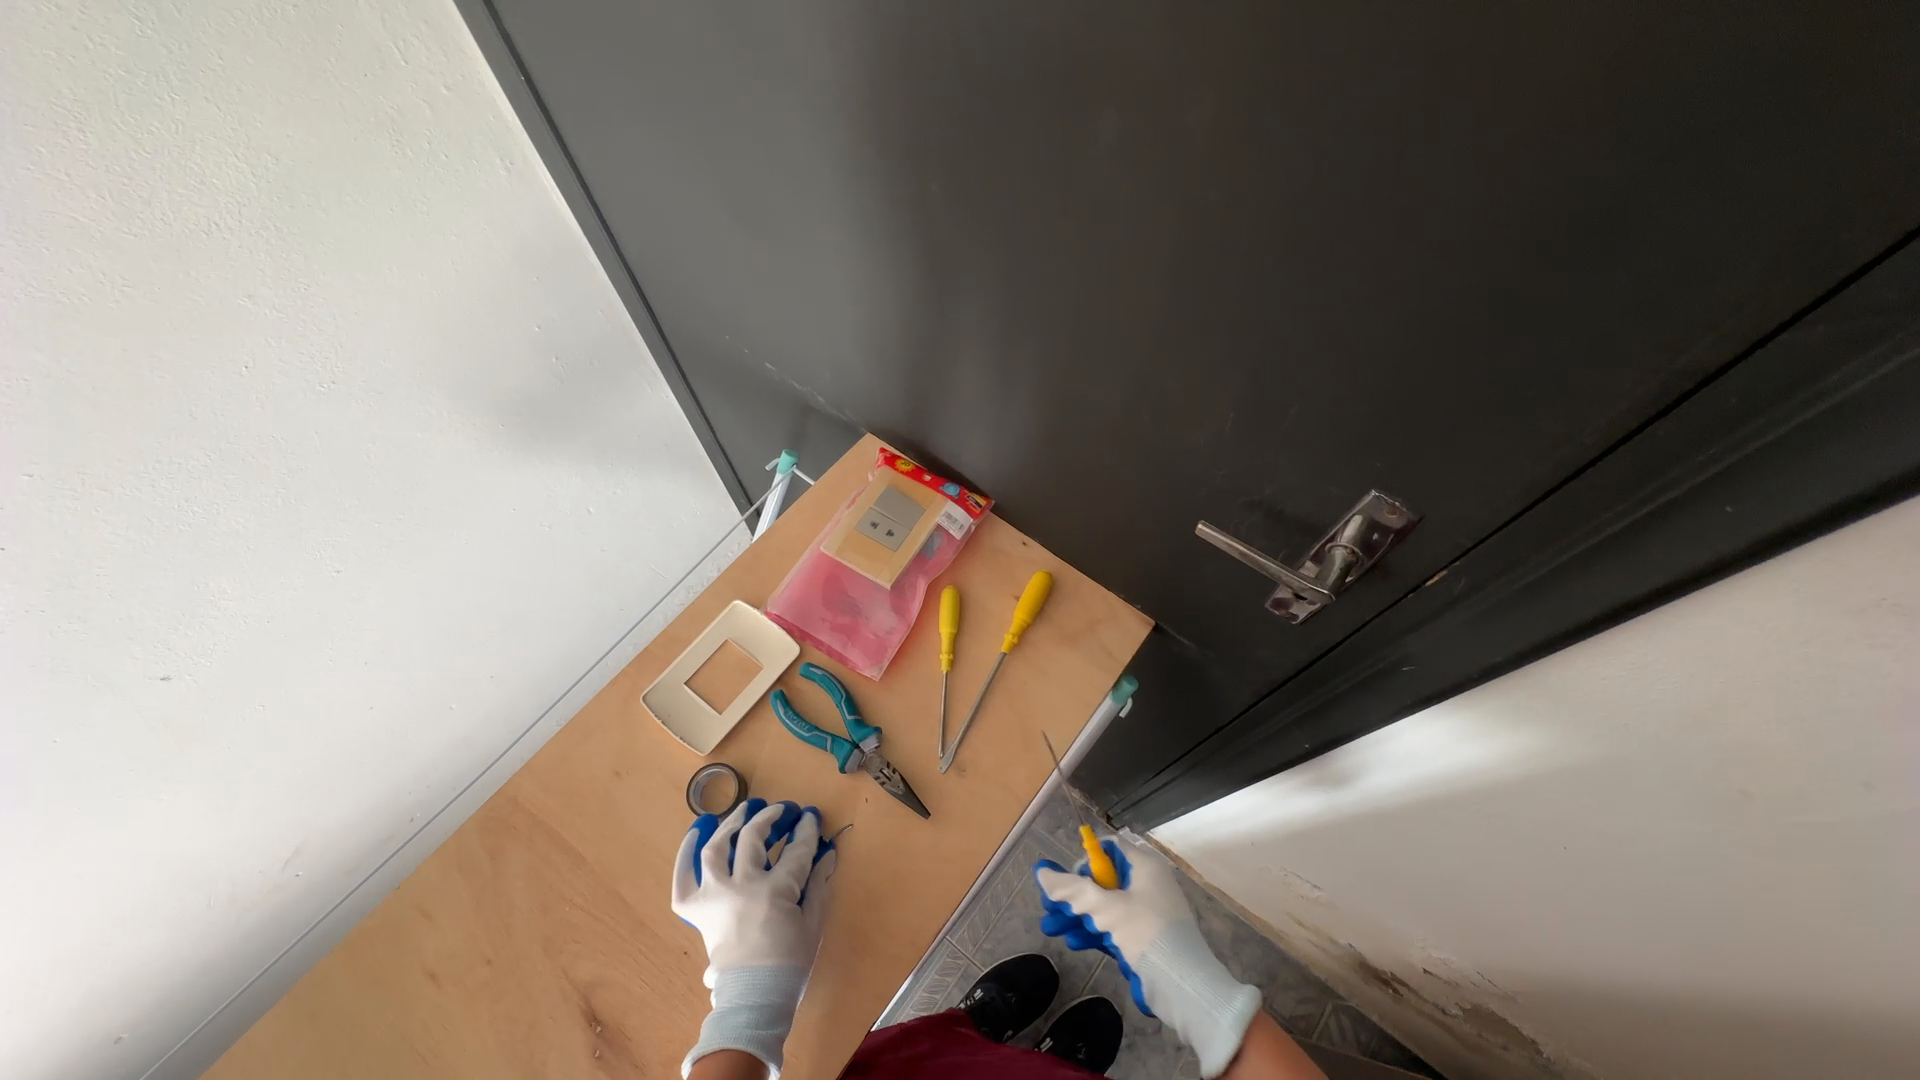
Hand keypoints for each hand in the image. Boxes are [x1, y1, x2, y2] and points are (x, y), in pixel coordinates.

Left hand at [673, 799, 837, 1076]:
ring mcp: (715, 896)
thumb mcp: (813, 923)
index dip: (806, 831)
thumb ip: (818, 884)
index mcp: (775, 890)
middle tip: (781, 810)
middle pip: (753, 839)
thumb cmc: (788, 962)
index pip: (795, 850)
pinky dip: (685, 855)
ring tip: (742, 810)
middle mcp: (741, 886)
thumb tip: (828, 854)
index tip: (810, 817)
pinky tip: (695, 833)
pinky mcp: (697, 910)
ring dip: (730, 824)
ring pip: (717, 849)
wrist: (753, 998)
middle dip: (770, 818)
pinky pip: (683, 878)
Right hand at [1035, 831, 1260, 1078]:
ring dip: (1078, 916)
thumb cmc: (1145, 932)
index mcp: (1144, 867)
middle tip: (1047, 906)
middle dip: (1073, 895)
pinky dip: (1094, 931)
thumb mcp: (1105, 909)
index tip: (1065, 879)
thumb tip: (1042, 871)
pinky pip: (1114, 927)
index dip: (1084, 861)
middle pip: (1103, 881)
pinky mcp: (1145, 937)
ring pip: (1105, 907)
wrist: (1184, 985)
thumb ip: (1071, 889)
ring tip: (1049, 926)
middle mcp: (1147, 884)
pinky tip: (1072, 940)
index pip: (1109, 850)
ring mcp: (1147, 912)